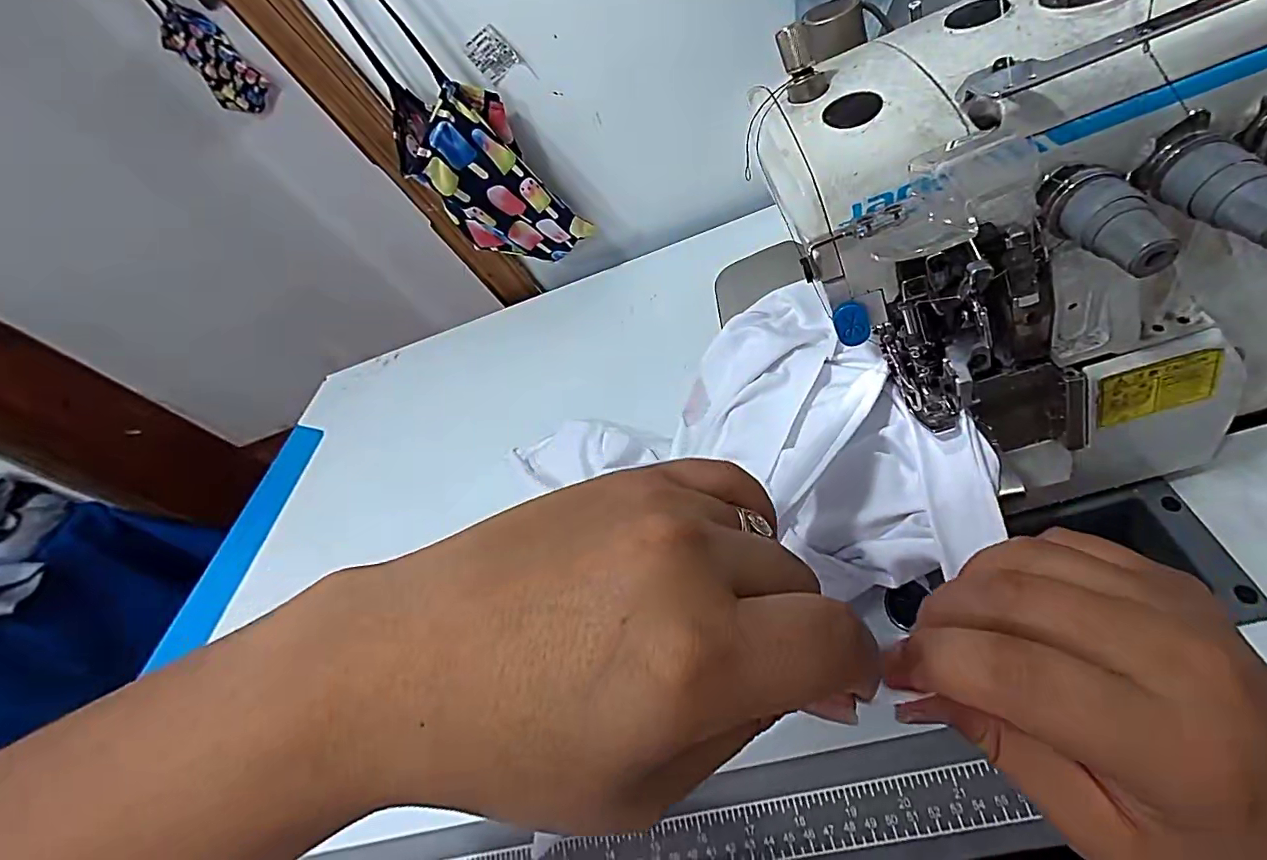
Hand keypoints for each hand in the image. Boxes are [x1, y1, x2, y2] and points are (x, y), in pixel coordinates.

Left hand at [289, 459, 879, 834]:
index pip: (835, 639)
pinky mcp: (633, 477)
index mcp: (700, 657)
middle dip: (791, 633)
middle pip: (802, 584)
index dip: (851, 669)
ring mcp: (661, 506)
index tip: (836, 685)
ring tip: (700, 609)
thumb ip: (750, 724)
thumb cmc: (517, 745)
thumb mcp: (646, 788)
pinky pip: (727, 484)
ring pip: (765, 535)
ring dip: (756, 580)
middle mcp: (691, 563)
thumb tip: (819, 679)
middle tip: (741, 663)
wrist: (415, 655)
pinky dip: (736, 519)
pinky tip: (702, 551)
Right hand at [884, 529, 1266, 859]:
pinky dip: (1013, 564)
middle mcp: (1176, 655)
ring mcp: (1176, 603)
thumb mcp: (1108, 838)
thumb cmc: (1223, 856)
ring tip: (955, 625)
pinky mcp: (1169, 579)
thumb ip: (1009, 750)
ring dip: (970, 583)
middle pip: (1014, 598)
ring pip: (1029, 558)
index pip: (1014, 673)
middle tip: (918, 648)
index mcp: (1171, 746)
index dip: (935, 661)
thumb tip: (924, 691)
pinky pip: (1062, 543)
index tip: (896, 670)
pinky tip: (1005, 602)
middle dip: (942, 615)